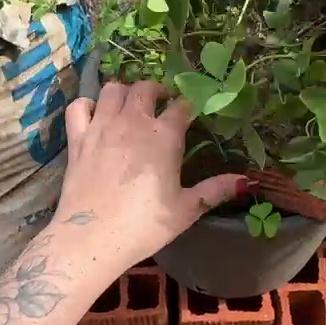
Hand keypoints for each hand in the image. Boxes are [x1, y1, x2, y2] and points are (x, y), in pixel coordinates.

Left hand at [52, 81, 245, 272]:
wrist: (93, 236)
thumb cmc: (144, 224)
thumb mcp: (186, 210)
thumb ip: (215, 190)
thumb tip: (248, 182)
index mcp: (165, 135)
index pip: (182, 106)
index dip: (188, 107)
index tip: (191, 113)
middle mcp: (133, 121)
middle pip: (145, 88)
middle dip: (156, 91)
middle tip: (161, 105)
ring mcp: (102, 126)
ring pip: (113, 89)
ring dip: (124, 93)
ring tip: (130, 106)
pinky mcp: (77, 138)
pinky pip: (79, 106)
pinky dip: (87, 104)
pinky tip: (95, 115)